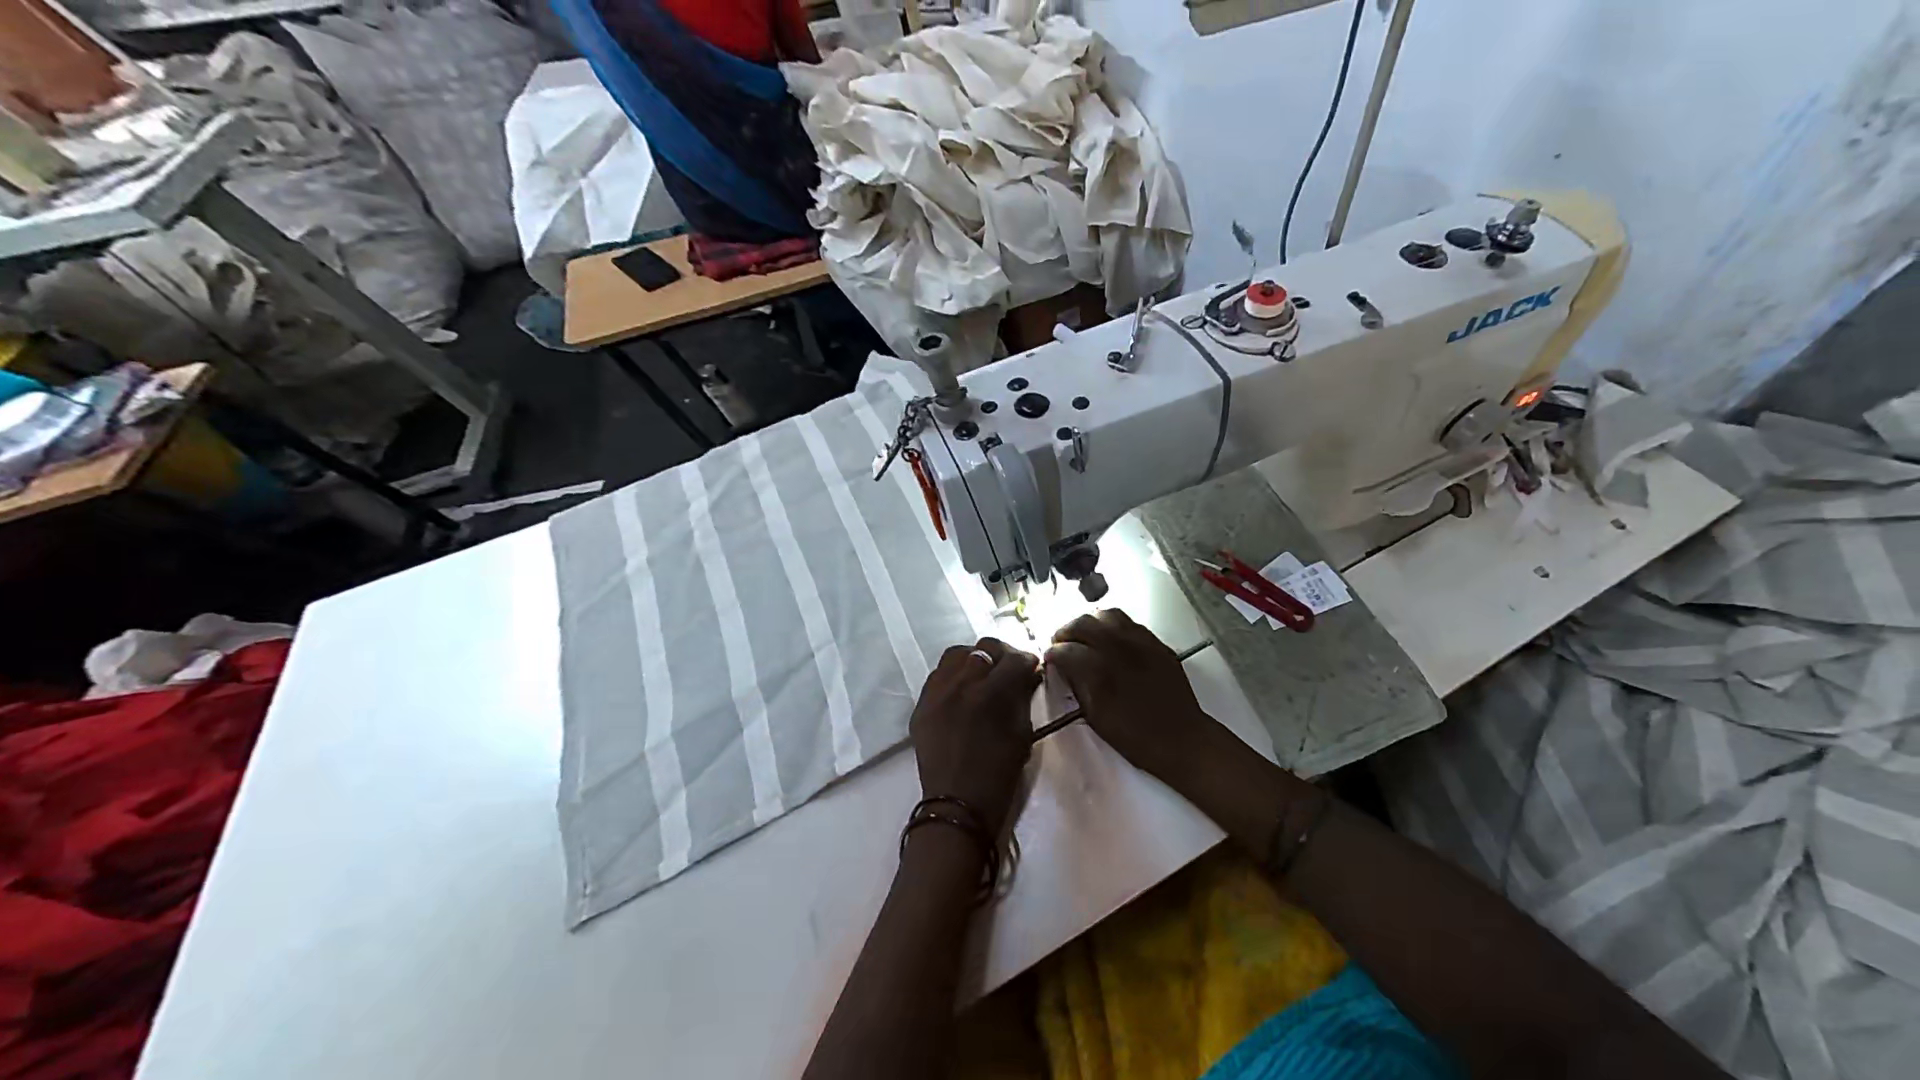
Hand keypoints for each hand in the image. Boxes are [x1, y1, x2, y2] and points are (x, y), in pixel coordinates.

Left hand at [910, 638, 1041, 836]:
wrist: (955, 805)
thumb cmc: (998, 775)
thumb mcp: (1021, 735)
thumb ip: (1022, 698)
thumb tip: (1026, 675)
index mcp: (990, 694)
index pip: (1013, 660)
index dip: (1027, 660)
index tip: (1031, 666)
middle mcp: (960, 685)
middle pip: (984, 649)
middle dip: (1002, 654)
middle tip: (1010, 667)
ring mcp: (936, 693)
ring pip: (956, 656)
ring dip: (974, 659)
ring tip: (983, 673)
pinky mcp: (921, 704)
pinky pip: (938, 676)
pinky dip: (953, 675)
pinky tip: (962, 689)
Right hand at [1046, 609, 1212, 781]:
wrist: (1181, 738)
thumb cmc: (1134, 737)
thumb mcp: (1096, 716)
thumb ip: (1077, 685)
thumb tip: (1063, 667)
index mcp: (1099, 672)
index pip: (1065, 650)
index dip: (1052, 654)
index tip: (1049, 659)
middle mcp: (1118, 649)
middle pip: (1082, 623)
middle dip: (1066, 631)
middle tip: (1061, 643)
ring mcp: (1140, 642)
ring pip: (1106, 615)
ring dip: (1089, 623)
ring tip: (1084, 636)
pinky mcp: (1156, 642)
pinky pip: (1129, 622)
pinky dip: (1112, 626)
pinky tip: (1109, 639)